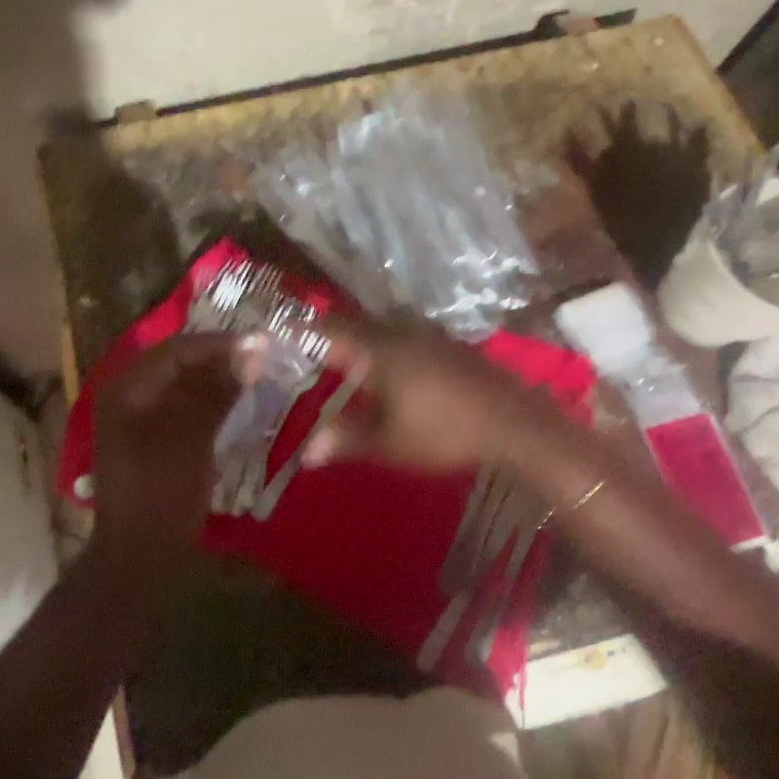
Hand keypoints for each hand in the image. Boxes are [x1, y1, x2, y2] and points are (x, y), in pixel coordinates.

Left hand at [89, 332, 239, 570]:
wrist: (138, 556)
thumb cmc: (161, 491)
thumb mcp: (192, 437)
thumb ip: (218, 392)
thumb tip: (251, 354)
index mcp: (126, 388)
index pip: (177, 349)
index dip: (220, 344)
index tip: (260, 344)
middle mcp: (127, 396)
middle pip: (178, 364)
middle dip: (219, 360)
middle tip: (262, 357)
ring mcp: (137, 420)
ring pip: (182, 386)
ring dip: (216, 380)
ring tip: (257, 375)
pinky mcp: (151, 442)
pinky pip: (182, 409)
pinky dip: (209, 404)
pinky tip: (238, 404)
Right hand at [308, 318, 579, 471]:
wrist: (516, 424)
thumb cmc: (445, 434)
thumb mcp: (390, 444)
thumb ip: (346, 440)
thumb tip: (306, 452)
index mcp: (376, 350)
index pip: (322, 333)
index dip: (291, 334)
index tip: (262, 339)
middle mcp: (398, 332)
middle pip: (349, 326)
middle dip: (321, 337)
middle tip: (298, 353)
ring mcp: (427, 335)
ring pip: (378, 330)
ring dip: (354, 343)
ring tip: (338, 364)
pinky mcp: (449, 345)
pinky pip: (402, 338)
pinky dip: (382, 350)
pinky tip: (387, 373)